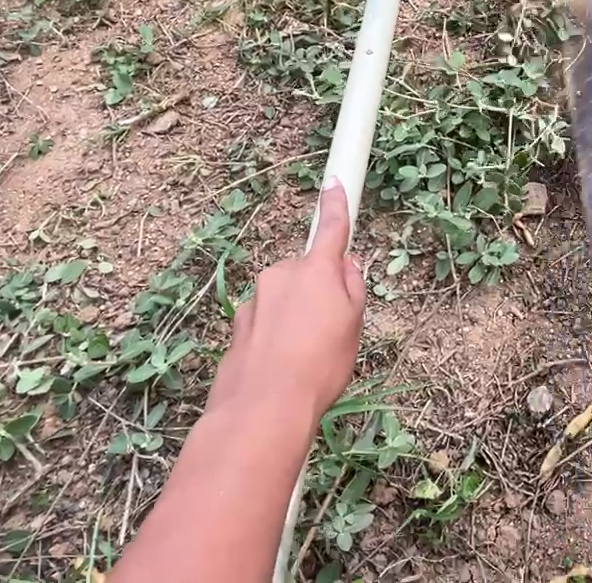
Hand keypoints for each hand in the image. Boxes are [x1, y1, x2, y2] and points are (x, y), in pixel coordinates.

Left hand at [206, 176, 366, 424]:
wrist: (261, 410)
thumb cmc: (320, 365)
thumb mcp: (354, 324)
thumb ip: (352, 288)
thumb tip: (345, 266)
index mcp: (315, 270)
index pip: (332, 228)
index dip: (336, 204)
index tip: (334, 181)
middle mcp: (281, 276)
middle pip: (308, 271)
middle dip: (320, 289)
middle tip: (333, 327)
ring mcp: (255, 301)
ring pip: (285, 298)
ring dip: (297, 316)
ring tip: (307, 355)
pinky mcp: (237, 327)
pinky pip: (266, 321)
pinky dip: (276, 336)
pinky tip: (283, 365)